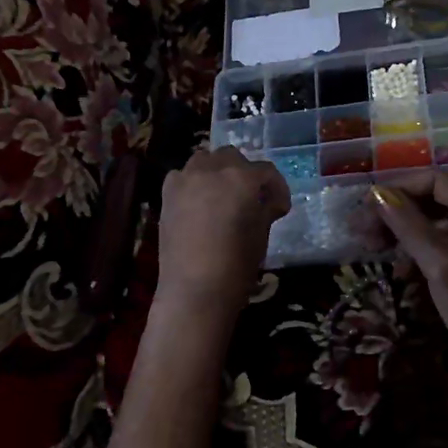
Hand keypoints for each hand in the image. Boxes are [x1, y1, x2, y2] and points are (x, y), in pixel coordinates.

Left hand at [158, 147, 289, 312]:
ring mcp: (185, 180)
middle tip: (251, 198)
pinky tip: (198, 202)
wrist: (194, 290)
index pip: (266, 171)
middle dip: (245, 173)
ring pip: (204, 160)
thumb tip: (269, 203)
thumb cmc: (236, 266)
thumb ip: (265, 210)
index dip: (277, 188)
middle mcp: (212, 170)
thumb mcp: (260, 236)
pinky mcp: (167, 195)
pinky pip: (182, 176)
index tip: (280, 207)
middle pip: (233, 157)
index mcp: (241, 178)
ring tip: (223, 195)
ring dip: (217, 171)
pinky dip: (192, 181)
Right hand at [371, 172, 447, 375]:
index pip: (438, 180)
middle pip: (438, 194)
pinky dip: (422, 240)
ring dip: (406, 225)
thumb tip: (378, 196)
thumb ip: (409, 227)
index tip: (366, 205)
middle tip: (362, 228)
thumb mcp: (440, 267)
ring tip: (372, 244)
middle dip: (398, 209)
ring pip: (440, 214)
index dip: (399, 188)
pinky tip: (399, 258)